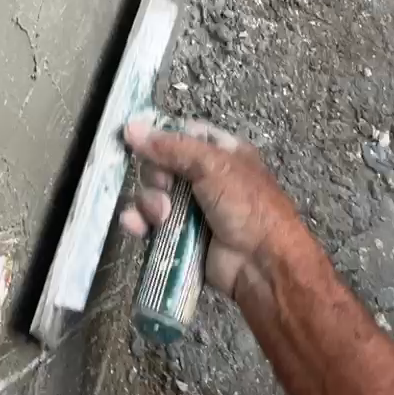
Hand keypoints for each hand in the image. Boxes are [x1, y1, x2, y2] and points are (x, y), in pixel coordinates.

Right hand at [119, 116, 303, 304]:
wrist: (263, 266)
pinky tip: (134, 226)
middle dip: (156, 177)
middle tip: (165, 188)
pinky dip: (139, 222)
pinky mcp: (180, 235)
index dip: (159, 138)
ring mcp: (191, 208)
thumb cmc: (246, 207)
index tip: (140, 143)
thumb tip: (130, 128)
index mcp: (219, 152)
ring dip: (149, 202)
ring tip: (162, 216)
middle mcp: (204, 176)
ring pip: (152, 193)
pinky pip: (149, 222)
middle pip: (160, 164)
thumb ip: (170, 147)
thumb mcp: (213, 167)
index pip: (179, 134)